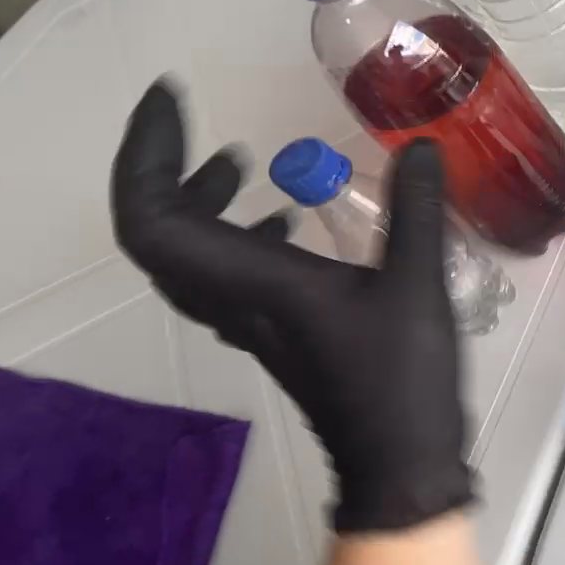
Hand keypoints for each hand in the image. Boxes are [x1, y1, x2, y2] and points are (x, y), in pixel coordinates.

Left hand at [110, 80, 472, 532]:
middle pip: (157, 232)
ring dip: (198, 202)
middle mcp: (235, 302)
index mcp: (254, 286)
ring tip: (243, 164)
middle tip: (208, 132)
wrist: (399, 460)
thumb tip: (419, 146)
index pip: (153, 217)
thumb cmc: (402, 377)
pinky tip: (290, 224)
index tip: (176, 103)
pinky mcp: (279, 333)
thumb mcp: (417, 286)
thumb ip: (415, 212)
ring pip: (189, 255)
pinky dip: (240, 235)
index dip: (145, 154)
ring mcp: (253, 322)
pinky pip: (229, 273)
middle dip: (166, 170)